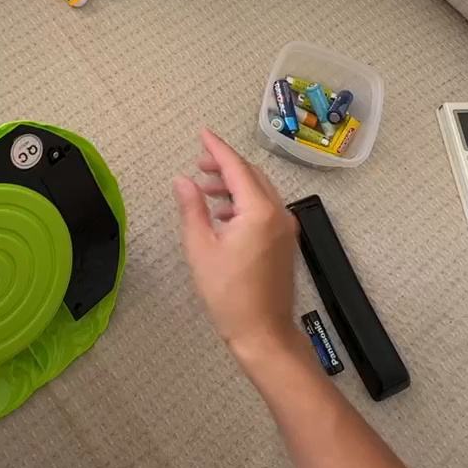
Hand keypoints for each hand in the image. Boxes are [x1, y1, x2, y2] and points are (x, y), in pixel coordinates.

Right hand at [172, 129, 300, 364]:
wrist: (264, 334)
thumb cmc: (229, 295)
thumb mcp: (201, 248)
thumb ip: (192, 208)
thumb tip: (182, 180)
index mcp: (259, 211)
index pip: (236, 167)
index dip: (217, 149)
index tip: (203, 133)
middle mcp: (278, 213)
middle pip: (251, 175)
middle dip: (225, 166)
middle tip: (199, 165)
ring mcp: (285, 228)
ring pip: (259, 191)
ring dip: (234, 185)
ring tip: (205, 191)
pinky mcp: (285, 241)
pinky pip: (265, 208)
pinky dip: (244, 202)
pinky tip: (223, 215)